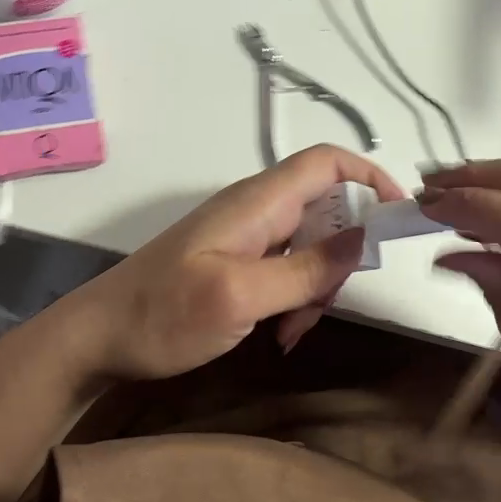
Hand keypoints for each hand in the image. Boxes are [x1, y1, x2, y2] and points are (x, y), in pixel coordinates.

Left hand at [63, 144, 403, 382]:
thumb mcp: (241, 297)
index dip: (371, 178)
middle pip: (327, 210)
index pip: (327, 163)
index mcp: (257, 203)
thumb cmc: (163, 315)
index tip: (401, 219)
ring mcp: (244, 238)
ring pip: (310, 248)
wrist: (98, 338)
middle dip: (342, 258)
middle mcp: (255, 211)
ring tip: (290, 331)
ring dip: (316, 288)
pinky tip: (279, 333)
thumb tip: (367, 239)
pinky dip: (293, 299)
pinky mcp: (234, 263)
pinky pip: (284, 271)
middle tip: (324, 306)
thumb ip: (306, 269)